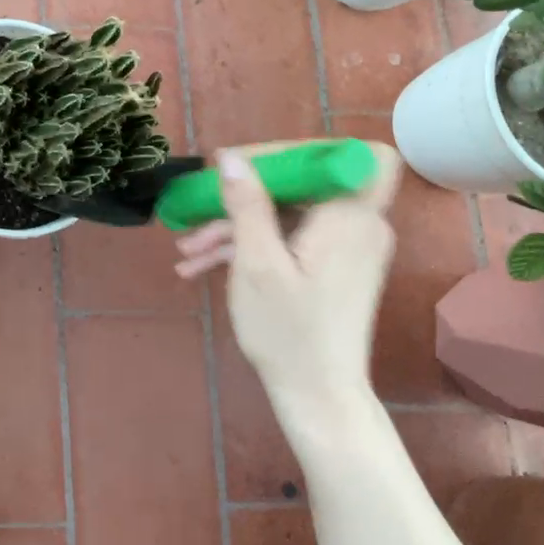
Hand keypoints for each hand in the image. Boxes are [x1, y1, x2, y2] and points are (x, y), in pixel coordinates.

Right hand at [174, 142, 402, 410]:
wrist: (316, 393)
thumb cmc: (288, 331)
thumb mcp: (256, 264)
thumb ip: (247, 206)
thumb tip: (232, 157)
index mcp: (350, 219)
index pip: (352, 155)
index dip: (305, 151)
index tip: (253, 165)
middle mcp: (357, 226)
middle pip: (306, 183)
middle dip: (247, 194)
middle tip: (201, 204)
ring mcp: (344, 248)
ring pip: (288, 214)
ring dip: (235, 226)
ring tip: (186, 250)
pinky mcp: (330, 267)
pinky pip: (289, 239)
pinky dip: (249, 247)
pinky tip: (200, 267)